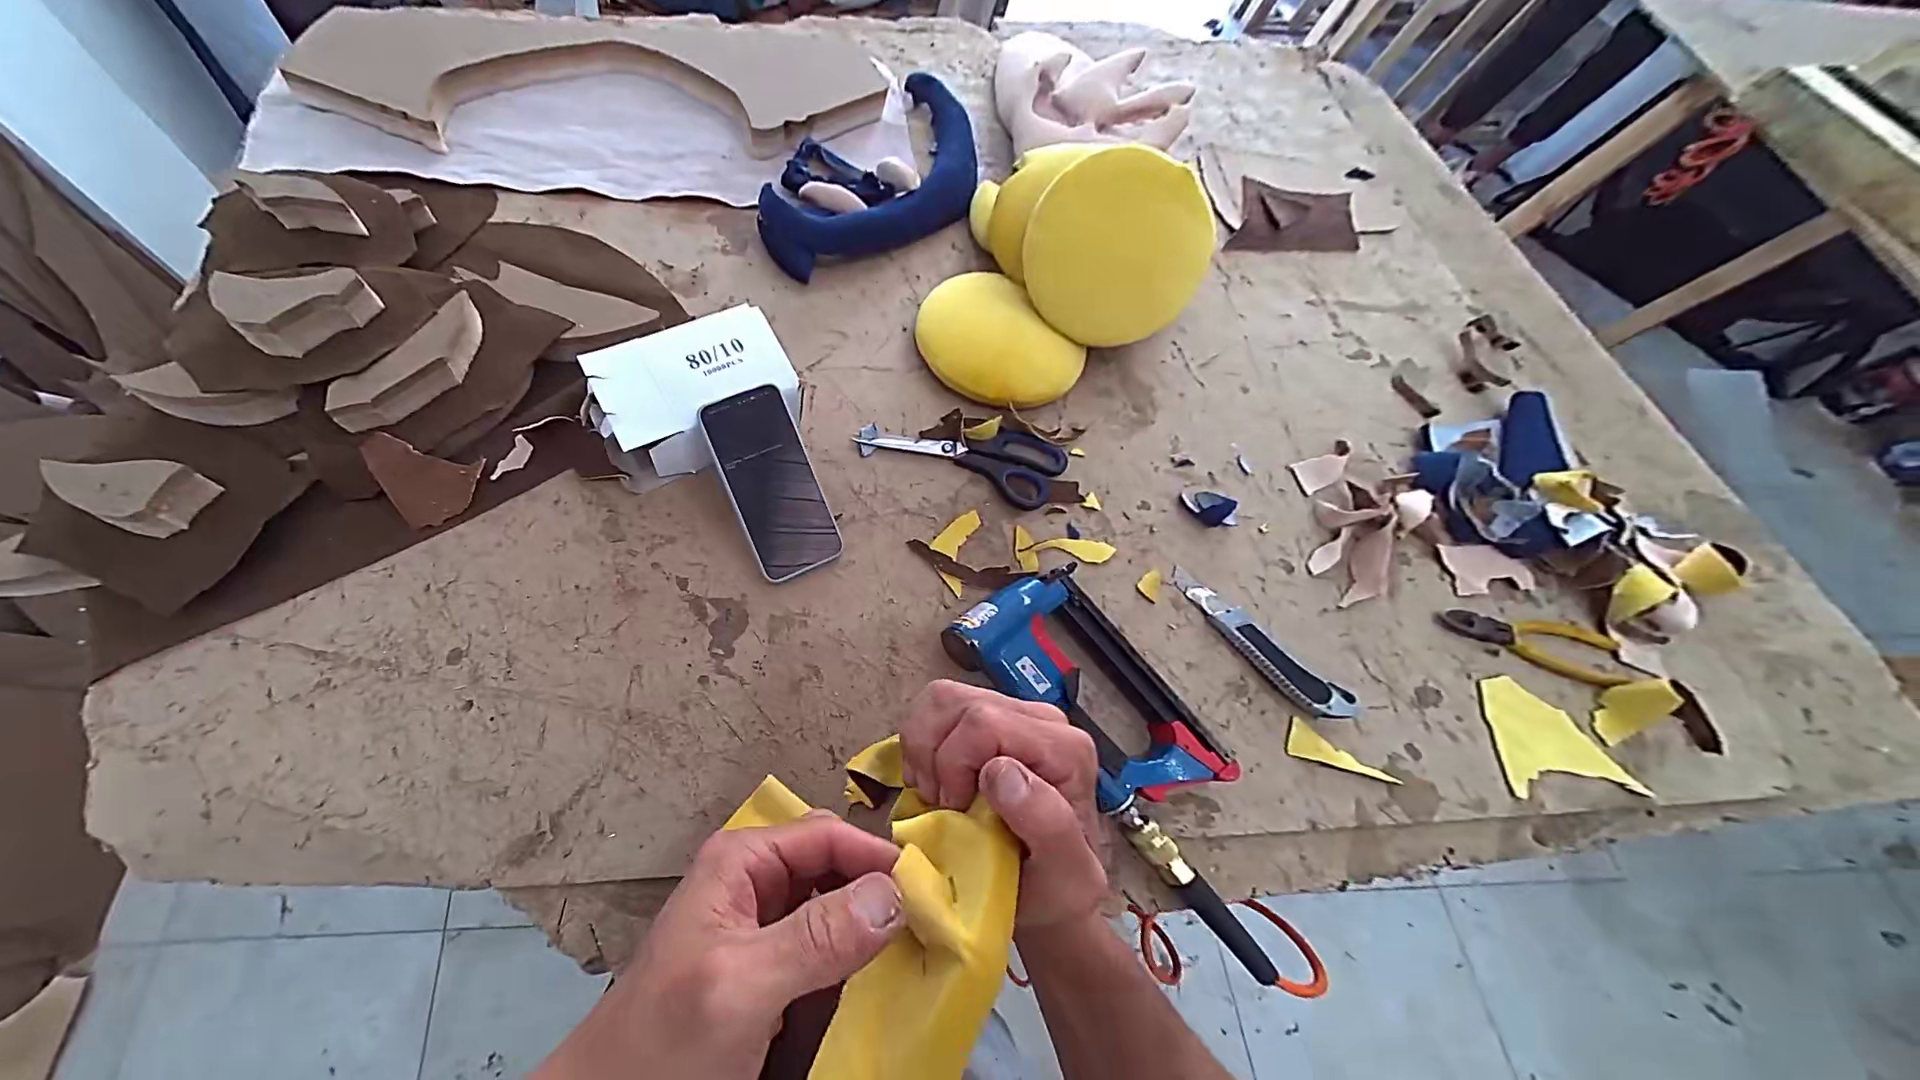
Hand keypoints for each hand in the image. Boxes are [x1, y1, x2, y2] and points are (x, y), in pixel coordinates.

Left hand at [533, 813, 902, 1079]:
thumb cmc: (664, 1043)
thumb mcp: (741, 985)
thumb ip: (816, 937)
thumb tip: (895, 893)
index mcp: (744, 859)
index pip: (830, 836)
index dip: (879, 857)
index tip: (930, 891)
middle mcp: (758, 879)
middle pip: (837, 864)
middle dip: (879, 886)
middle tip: (930, 919)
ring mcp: (765, 923)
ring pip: (837, 902)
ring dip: (873, 920)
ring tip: (918, 942)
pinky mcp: (772, 965)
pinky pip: (828, 943)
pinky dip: (858, 952)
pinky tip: (881, 971)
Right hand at [898, 679, 1108, 930]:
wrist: (1049, 893)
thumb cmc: (1057, 892)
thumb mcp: (1067, 880)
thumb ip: (1048, 825)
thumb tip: (1000, 771)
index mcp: (1065, 747)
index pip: (984, 722)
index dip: (953, 765)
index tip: (957, 813)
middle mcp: (1042, 719)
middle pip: (958, 704)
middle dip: (934, 757)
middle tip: (943, 807)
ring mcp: (1013, 713)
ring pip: (941, 698)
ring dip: (923, 749)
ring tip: (937, 795)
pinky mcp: (986, 719)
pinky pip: (935, 708)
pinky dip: (920, 746)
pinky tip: (934, 783)